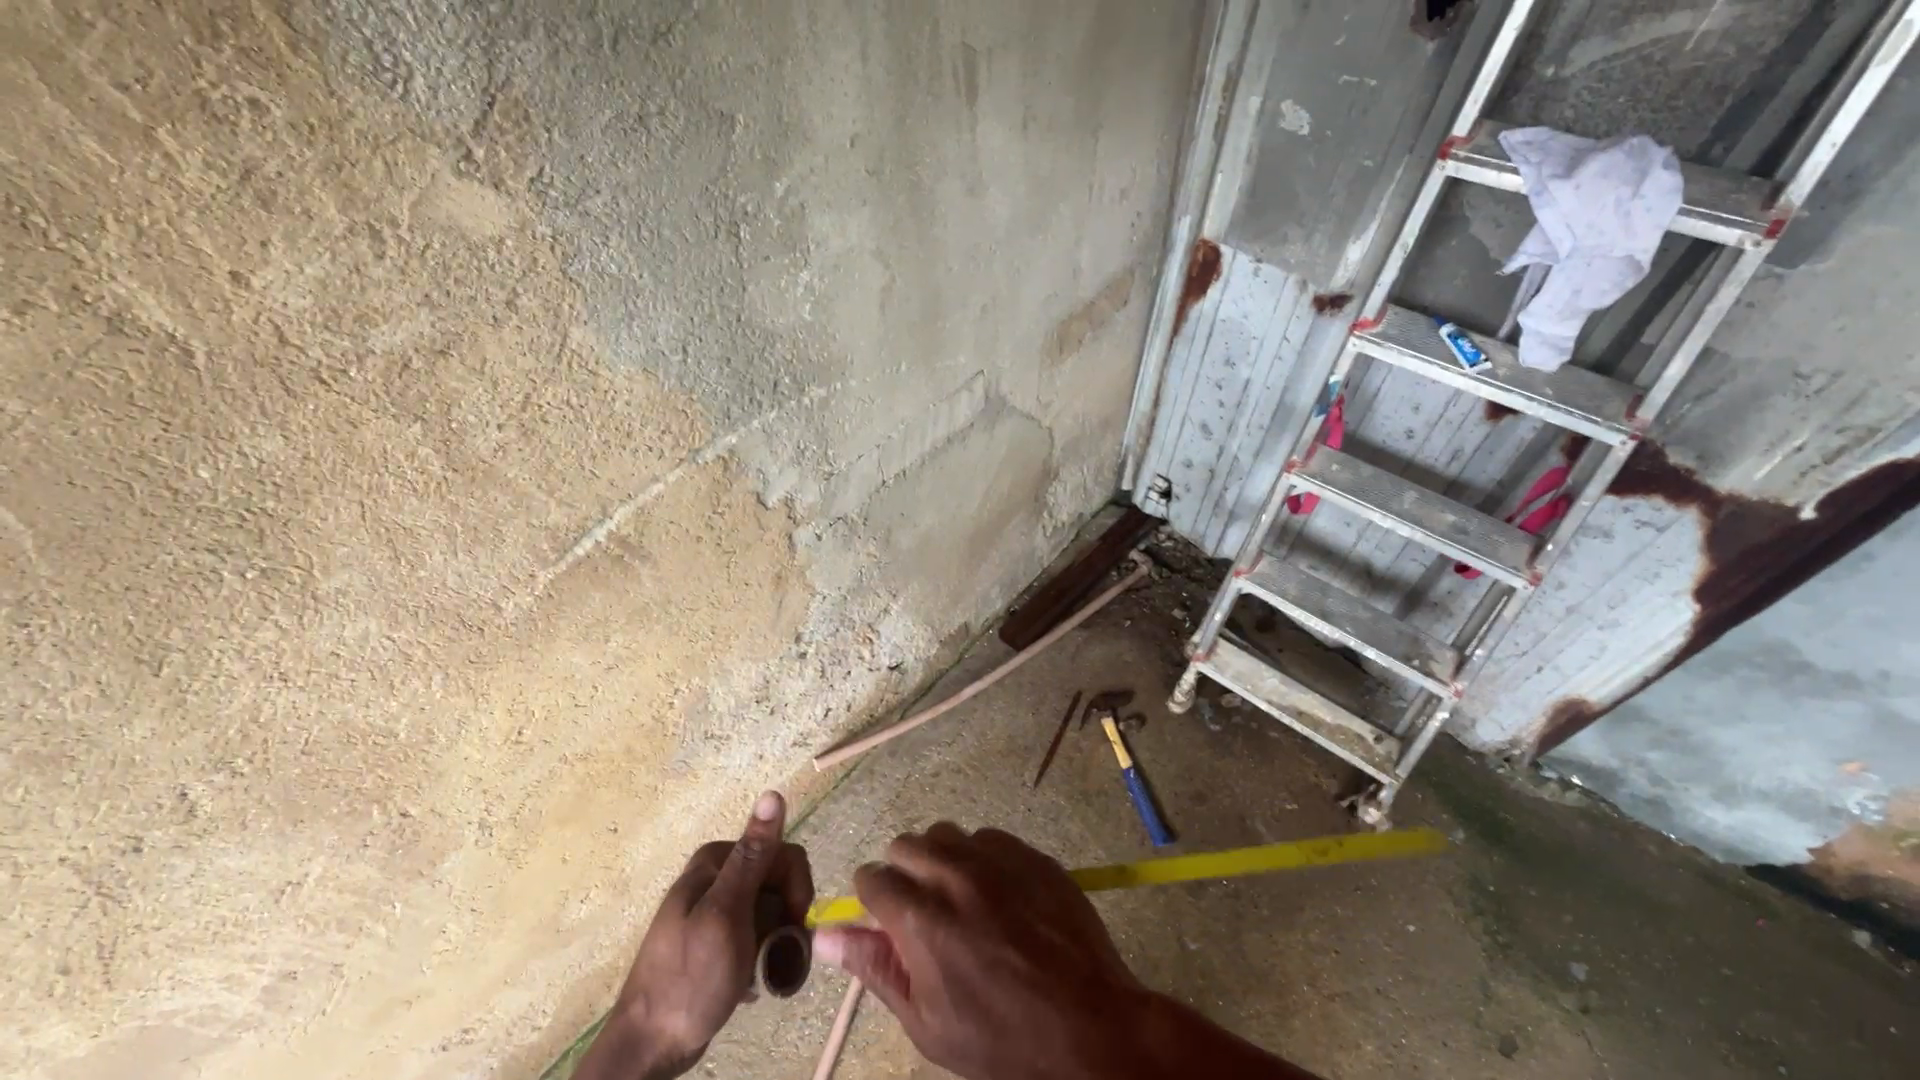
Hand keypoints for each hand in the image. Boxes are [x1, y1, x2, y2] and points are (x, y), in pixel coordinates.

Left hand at [575, 791, 812, 1079]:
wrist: (652, 1044)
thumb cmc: (689, 978)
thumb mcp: (726, 915)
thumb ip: (753, 857)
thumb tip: (774, 793)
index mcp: (717, 861)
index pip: (784, 856)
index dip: (797, 893)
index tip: (791, 926)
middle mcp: (718, 877)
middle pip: (782, 886)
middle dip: (790, 924)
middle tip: (778, 958)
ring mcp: (718, 911)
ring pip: (776, 915)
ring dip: (781, 947)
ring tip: (768, 977)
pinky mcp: (720, 941)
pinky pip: (761, 938)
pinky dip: (766, 959)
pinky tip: (753, 982)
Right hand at [811, 823, 1149, 1079]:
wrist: (1089, 1026)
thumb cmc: (1001, 1038)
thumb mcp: (927, 1020)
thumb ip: (875, 967)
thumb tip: (825, 934)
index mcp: (922, 917)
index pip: (872, 877)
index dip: (874, 902)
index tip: (888, 924)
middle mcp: (956, 875)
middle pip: (905, 844)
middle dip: (903, 874)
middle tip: (923, 913)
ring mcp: (999, 860)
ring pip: (948, 834)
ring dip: (941, 860)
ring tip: (960, 901)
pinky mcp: (1034, 856)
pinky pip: (991, 839)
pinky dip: (983, 859)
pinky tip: (998, 895)